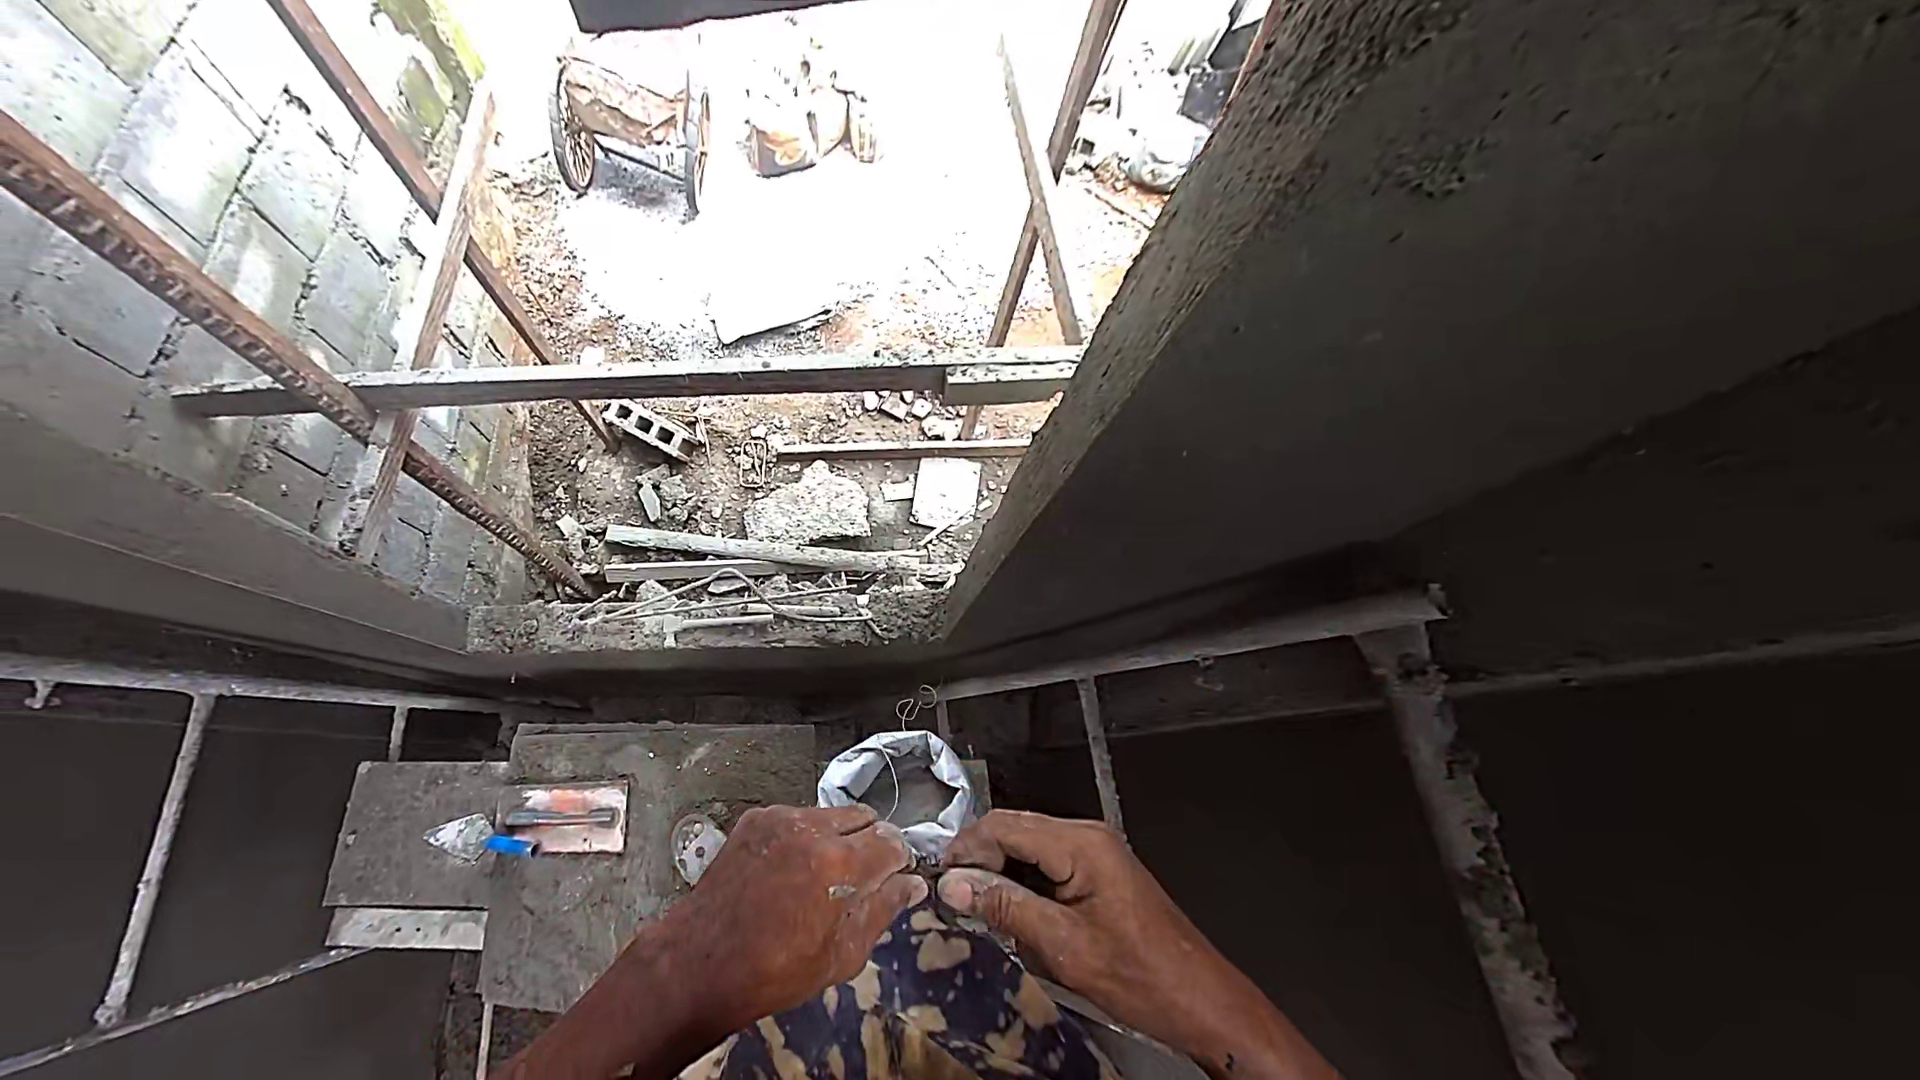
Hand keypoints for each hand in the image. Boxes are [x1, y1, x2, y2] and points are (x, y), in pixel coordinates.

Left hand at [677, 803, 927, 1029]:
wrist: (698, 963)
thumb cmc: (772, 971)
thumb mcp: (841, 955)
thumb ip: (883, 910)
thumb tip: (912, 884)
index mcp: (838, 866)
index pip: (892, 841)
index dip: (897, 861)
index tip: (891, 875)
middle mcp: (812, 830)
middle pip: (866, 818)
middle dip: (869, 844)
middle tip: (855, 877)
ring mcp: (782, 819)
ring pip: (833, 814)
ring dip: (837, 837)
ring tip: (818, 874)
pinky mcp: (759, 817)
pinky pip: (799, 816)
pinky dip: (804, 836)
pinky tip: (789, 868)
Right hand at [939, 811, 1338, 1079]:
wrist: (1200, 999)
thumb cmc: (1141, 977)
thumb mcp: (1064, 946)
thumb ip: (1007, 907)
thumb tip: (957, 884)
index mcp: (1081, 843)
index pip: (1006, 825)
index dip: (967, 847)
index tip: (941, 876)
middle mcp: (1088, 835)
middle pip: (1016, 827)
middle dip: (980, 856)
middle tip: (952, 892)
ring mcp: (1095, 849)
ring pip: (1029, 843)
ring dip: (1000, 869)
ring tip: (975, 903)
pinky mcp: (1098, 868)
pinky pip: (1047, 859)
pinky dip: (1022, 879)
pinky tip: (1010, 906)